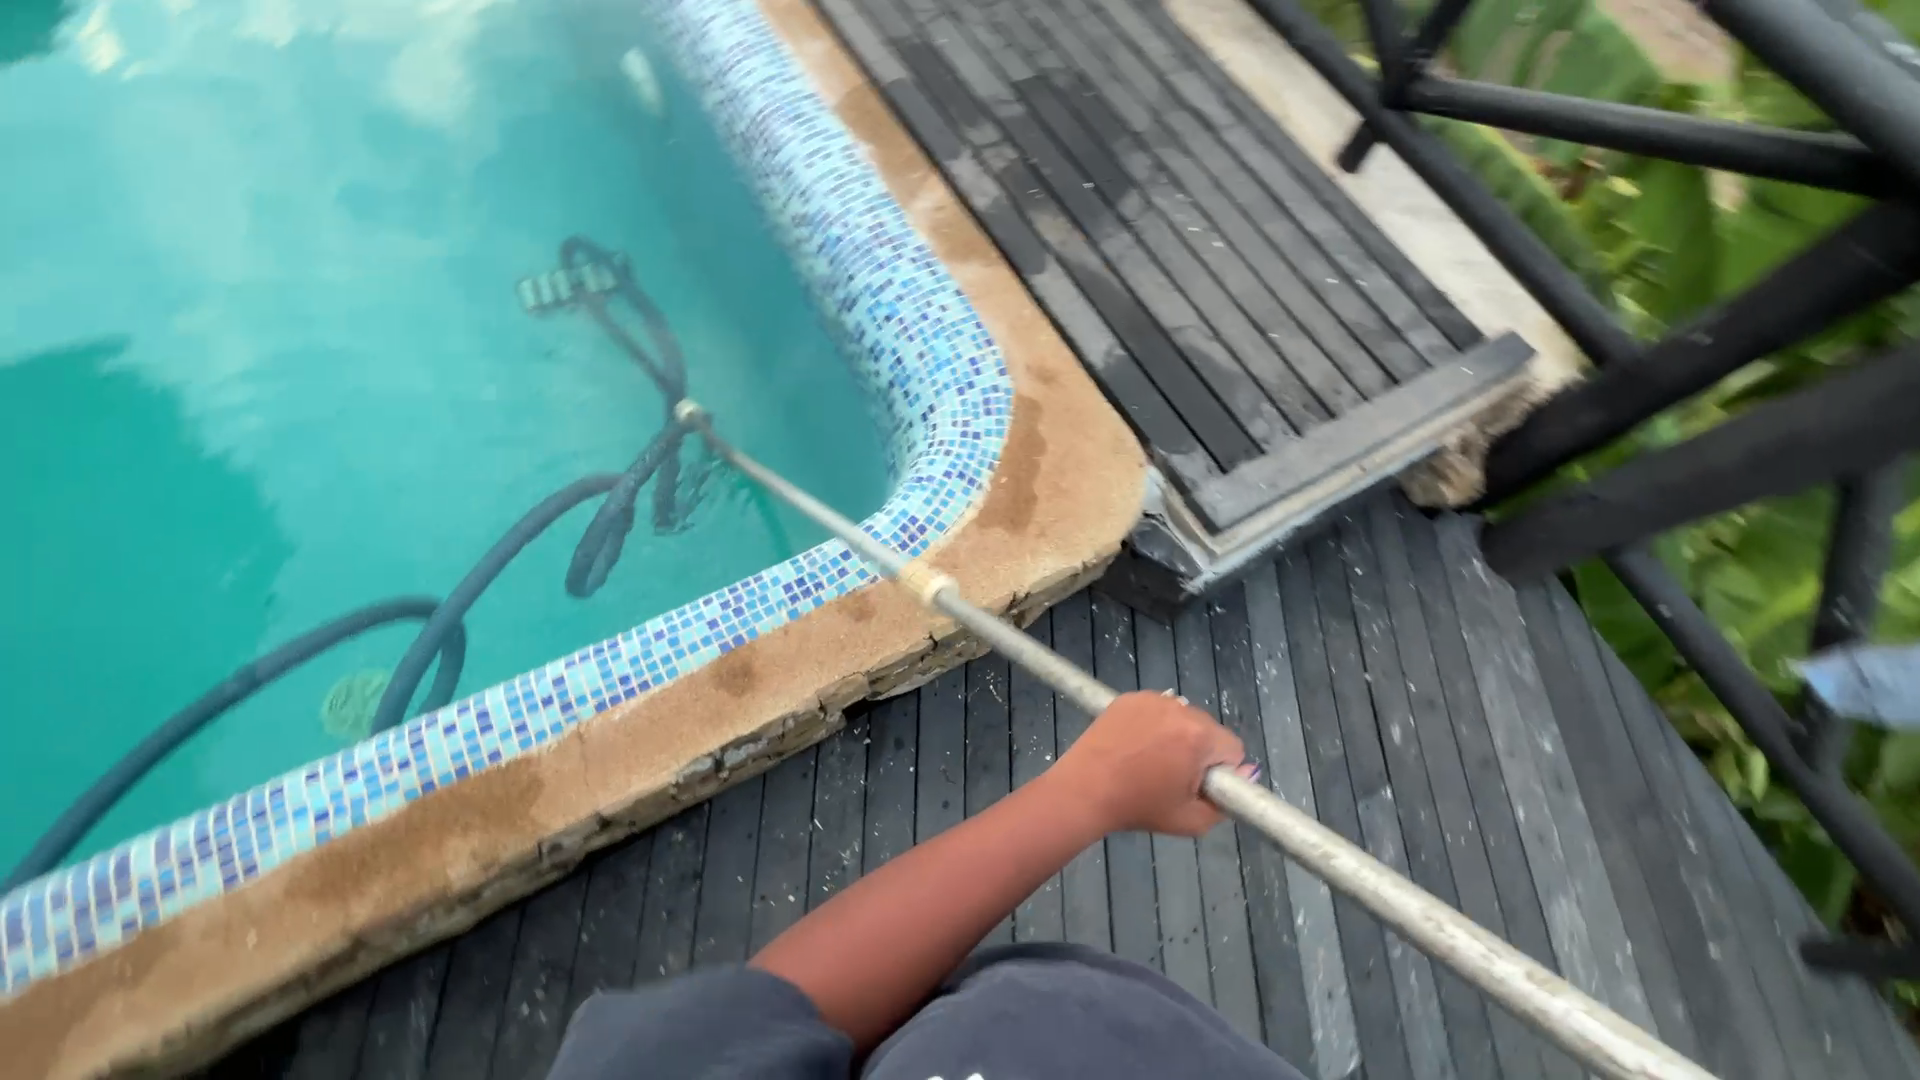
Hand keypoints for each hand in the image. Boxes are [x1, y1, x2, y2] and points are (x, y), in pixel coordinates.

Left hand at [1051, 690, 1252, 836]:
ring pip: (1183, 717)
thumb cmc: (1139, 806)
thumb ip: (1227, 802)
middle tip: (1172, 774)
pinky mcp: (1128, 697)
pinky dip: (1153, 724)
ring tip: (1151, 760)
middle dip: (1200, 751)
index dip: (1222, 771)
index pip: (1234, 748)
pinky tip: (1136, 744)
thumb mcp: (1192, 820)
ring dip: (1177, 735)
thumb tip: (1244, 773)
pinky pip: (1157, 709)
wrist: (1085, 789)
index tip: (1198, 784)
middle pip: (1209, 730)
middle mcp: (1179, 708)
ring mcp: (1151, 698)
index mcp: (1199, 736)